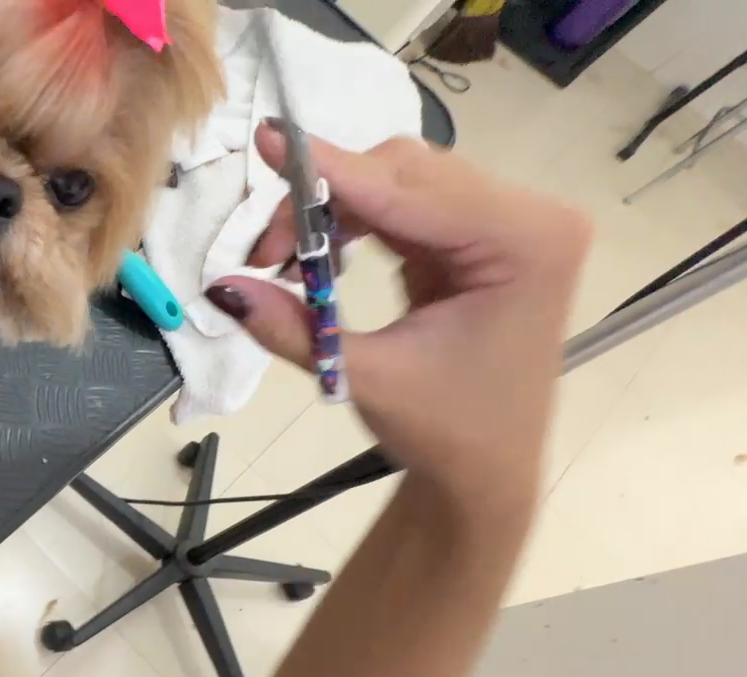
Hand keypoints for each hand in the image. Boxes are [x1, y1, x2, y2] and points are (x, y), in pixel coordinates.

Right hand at [213, 125, 591, 523]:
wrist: (483, 466)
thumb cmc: (442, 427)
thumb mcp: (360, 375)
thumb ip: (290, 327)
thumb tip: (222, 288)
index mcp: (521, 242)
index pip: (406, 189)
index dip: (328, 170)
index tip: (268, 140)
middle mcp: (524, 217)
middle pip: (404, 172)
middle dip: (322, 202)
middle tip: (263, 256)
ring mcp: (503, 226)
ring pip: (399, 184)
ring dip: (331, 215)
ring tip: (283, 264)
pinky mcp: (476, 241)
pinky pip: (403, 210)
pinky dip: (351, 227)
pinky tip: (320, 259)